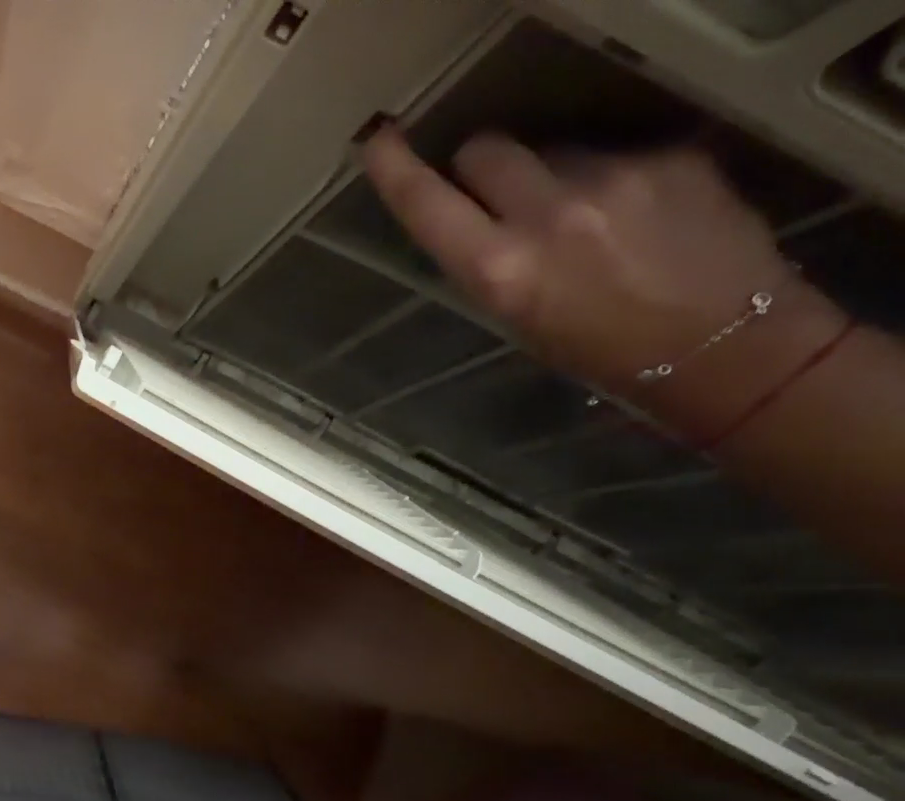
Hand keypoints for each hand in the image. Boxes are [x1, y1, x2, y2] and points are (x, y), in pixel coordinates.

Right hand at [358, 122, 844, 394]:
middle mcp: (547, 215)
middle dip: (482, 166)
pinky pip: (614, 154)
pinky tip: (640, 216)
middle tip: (500, 194)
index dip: (394, 168)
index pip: (426, 202)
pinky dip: (613, 179)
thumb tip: (477, 212)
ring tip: (589, 220)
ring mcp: (613, 179)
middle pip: (485, 150)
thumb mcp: (518, 317)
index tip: (378, 139)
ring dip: (553, 174)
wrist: (728, 349)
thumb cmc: (603, 355)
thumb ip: (490, 259)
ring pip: (552, 151)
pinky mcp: (669, 159)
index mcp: (501, 270)